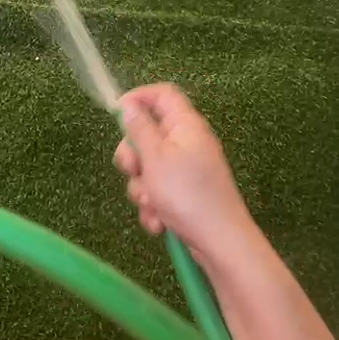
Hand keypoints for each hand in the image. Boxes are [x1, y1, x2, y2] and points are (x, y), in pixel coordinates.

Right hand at [113, 83, 257, 260]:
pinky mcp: (185, 194)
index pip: (161, 94)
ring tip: (151, 205)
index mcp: (185, 125)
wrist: (221, 244)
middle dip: (133, 156)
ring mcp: (187, 170)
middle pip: (148, 133)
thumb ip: (139, 128)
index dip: (138, 97)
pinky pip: (158, 190)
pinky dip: (153, 205)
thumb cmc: (187, 193)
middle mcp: (187, 143)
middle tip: (133, 170)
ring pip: (148, 166)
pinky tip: (158, 222)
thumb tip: (128, 104)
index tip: (117, 114)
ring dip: (142, 187)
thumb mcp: (155, 156)